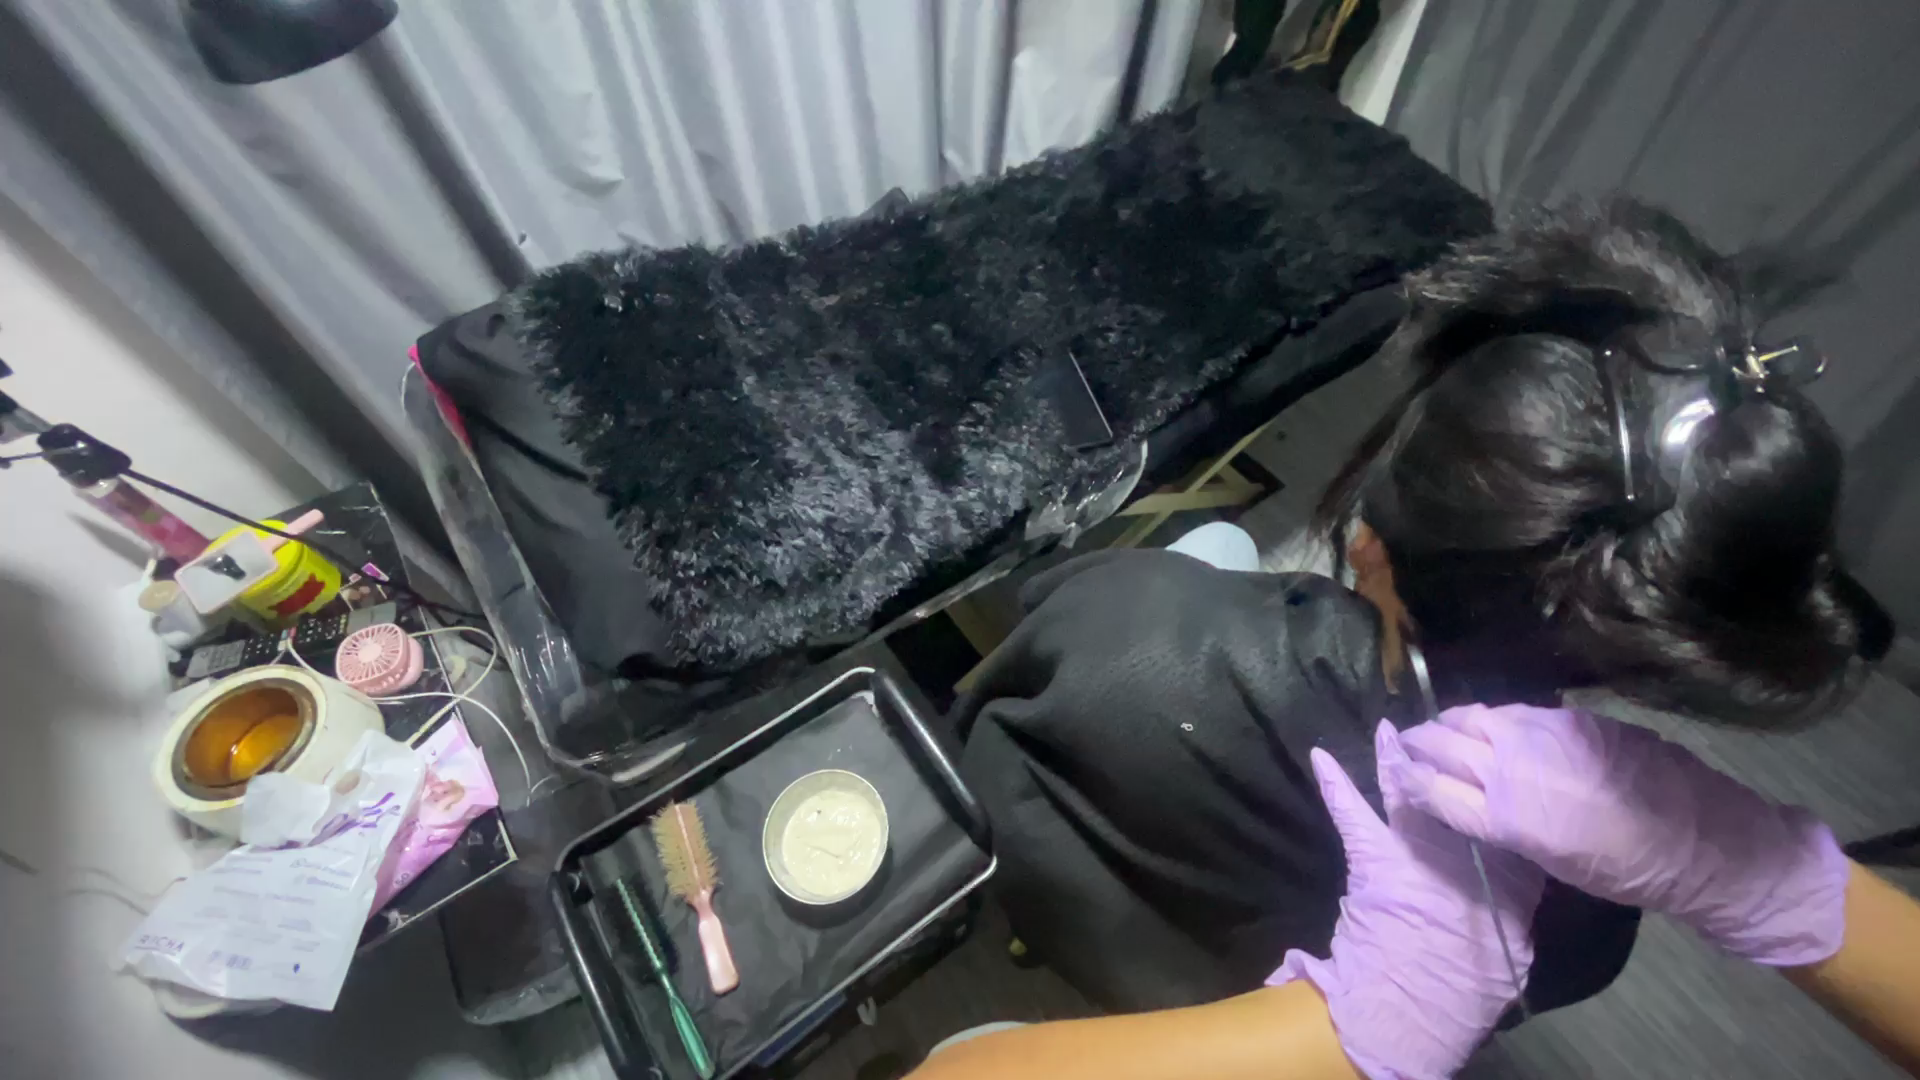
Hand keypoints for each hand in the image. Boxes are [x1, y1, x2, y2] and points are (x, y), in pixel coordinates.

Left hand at [1270, 721, 1543, 1079]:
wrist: (1419, 1007)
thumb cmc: (1467, 985)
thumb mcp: (1511, 946)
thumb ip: (1516, 900)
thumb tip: (1520, 867)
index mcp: (1507, 883)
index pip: (1502, 825)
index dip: (1493, 792)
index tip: (1492, 763)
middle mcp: (1463, 858)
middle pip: (1453, 798)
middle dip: (1444, 763)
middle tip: (1438, 729)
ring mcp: (1416, 854)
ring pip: (1407, 796)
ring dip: (1395, 762)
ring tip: (1389, 728)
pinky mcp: (1375, 857)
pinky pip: (1352, 812)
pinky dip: (1336, 784)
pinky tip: (1319, 755)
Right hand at [1389, 704, 1847, 967]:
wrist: (1709, 845)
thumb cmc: (1624, 870)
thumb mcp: (1545, 860)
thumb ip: (1492, 820)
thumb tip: (1457, 791)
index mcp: (1504, 819)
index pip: (1428, 785)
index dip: (1404, 774)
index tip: (1394, 768)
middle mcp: (1510, 770)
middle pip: (1438, 744)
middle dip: (1417, 743)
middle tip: (1410, 744)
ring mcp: (1537, 736)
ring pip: (1468, 718)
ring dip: (1448, 724)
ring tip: (1445, 731)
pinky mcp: (1565, 717)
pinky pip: (1508, 712)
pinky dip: (1491, 720)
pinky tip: (1495, 729)